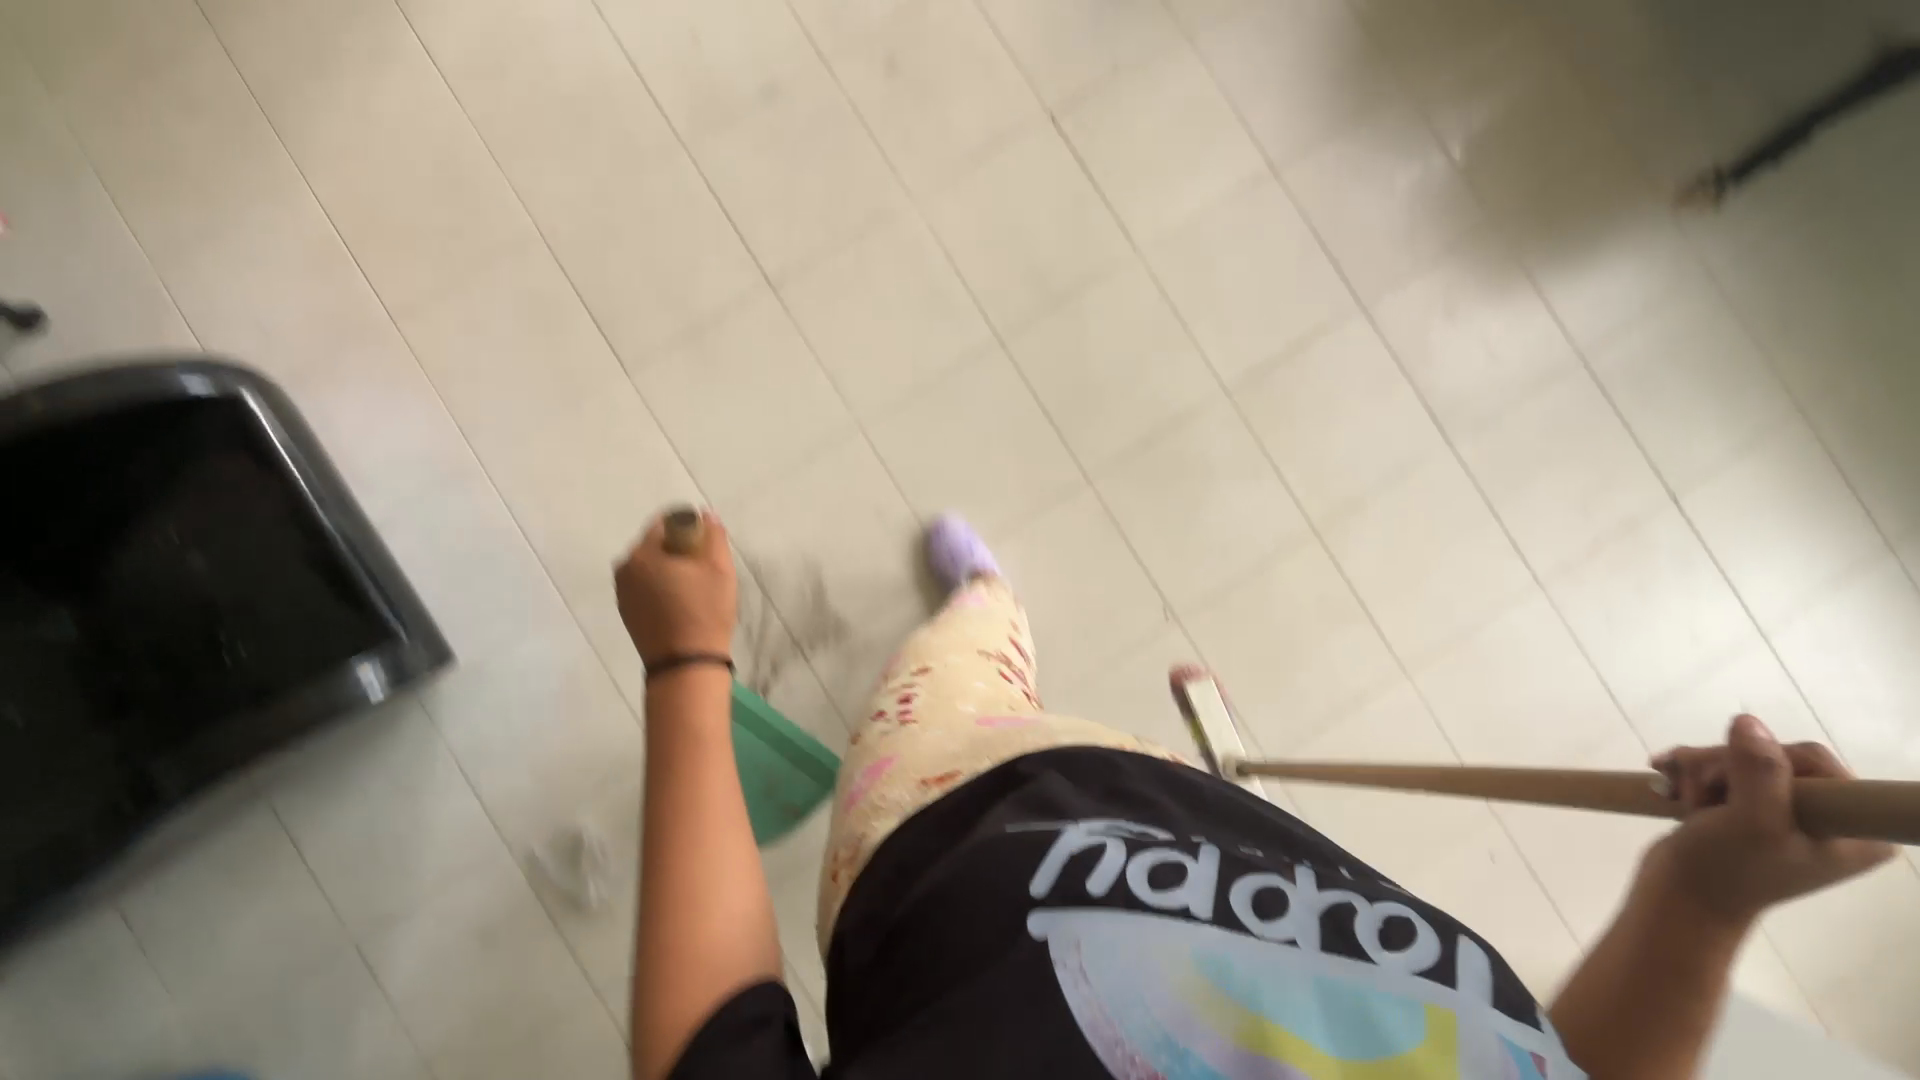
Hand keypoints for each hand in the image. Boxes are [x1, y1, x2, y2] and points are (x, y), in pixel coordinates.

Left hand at [614, 510, 737, 667]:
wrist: (686, 663)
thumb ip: (714, 536)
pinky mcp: (626, 611)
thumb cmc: (705, 612)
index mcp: (643, 553)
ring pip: (649, 566)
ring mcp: (622, 591)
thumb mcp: (720, 569)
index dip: (690, 526)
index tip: (708, 544)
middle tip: (704, 567)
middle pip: (655, 544)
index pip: (667, 522)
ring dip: (669, 567)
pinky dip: (660, 586)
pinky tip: (680, 602)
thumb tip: (706, 515)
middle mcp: (625, 568)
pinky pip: (644, 586)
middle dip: (678, 547)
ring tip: (693, 586)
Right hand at [1642, 715, 1893, 927]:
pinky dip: (1687, 771)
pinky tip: (1666, 779)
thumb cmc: (1727, 868)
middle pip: (1767, 755)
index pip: (1812, 760)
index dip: (1762, 761)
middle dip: (1719, 767)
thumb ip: (1759, 770)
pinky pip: (1718, 770)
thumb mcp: (1752, 820)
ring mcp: (1784, 813)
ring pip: (1736, 759)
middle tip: (1695, 793)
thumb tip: (1747, 721)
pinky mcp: (1745, 810)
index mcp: (1855, 828)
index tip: (1731, 787)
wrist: (1680, 897)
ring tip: (1678, 794)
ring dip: (1697, 770)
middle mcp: (1828, 818)